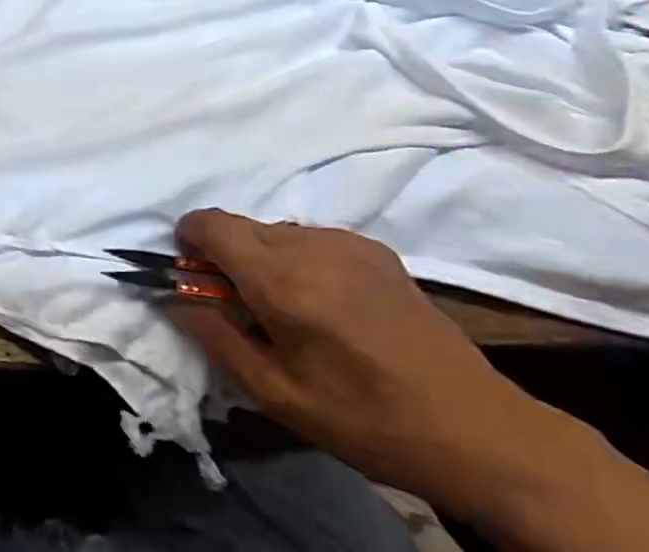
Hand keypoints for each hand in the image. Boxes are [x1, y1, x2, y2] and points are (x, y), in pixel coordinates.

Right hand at [166, 210, 522, 498]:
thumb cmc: (363, 419)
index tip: (185, 264)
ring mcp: (349, 242)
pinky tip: (323, 302)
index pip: (215, 226)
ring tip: (282, 307)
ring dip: (263, 254)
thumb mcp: (278, 396)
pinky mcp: (376, 248)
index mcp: (283, 282)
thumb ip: (219, 340)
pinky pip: (316, 238)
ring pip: (280, 230)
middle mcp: (313, 246)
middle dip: (224, 251)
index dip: (190, 235)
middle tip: (232, 301)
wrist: (470, 424)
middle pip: (245, 225)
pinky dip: (299, 256)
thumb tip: (178, 300)